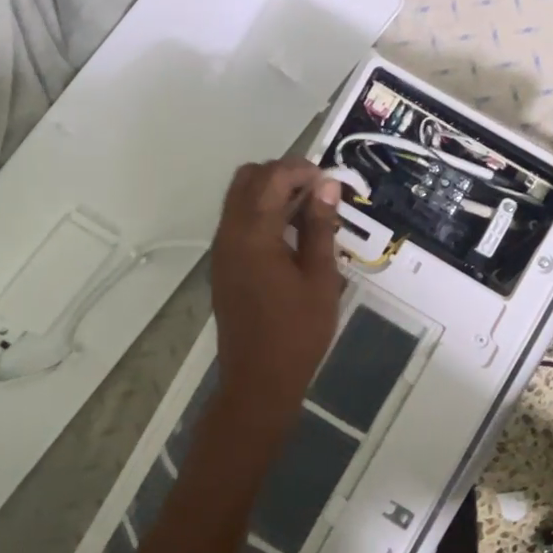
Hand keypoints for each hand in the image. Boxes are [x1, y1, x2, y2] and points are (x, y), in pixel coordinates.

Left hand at [209, 159, 343, 432]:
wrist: (258, 382)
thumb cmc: (297, 333)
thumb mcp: (320, 278)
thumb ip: (320, 226)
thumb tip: (326, 185)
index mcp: (254, 234)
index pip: (272, 177)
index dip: (302, 169)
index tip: (330, 183)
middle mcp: (230, 233)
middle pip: (248, 177)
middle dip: (283, 173)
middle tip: (317, 191)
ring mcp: (222, 248)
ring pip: (240, 195)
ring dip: (271, 190)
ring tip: (308, 211)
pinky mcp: (223, 262)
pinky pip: (238, 218)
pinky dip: (261, 210)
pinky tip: (290, 233)